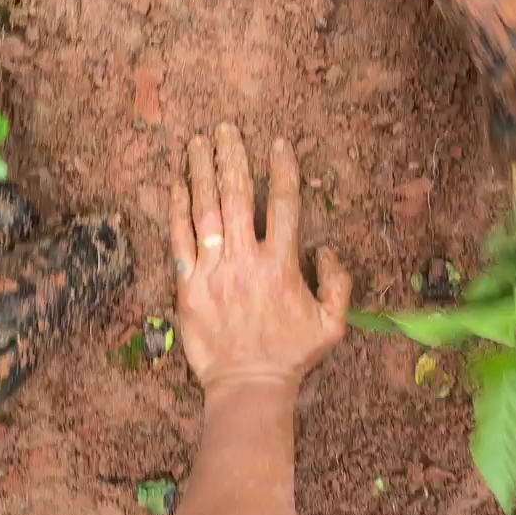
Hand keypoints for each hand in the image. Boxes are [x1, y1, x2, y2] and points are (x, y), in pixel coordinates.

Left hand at [170, 124, 351, 395]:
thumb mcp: (333, 324)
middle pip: (238, 196)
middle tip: (225, 128)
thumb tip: (328, 248)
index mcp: (281, 265)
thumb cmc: (292, 356)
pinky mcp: (187, 287)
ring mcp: (213, 271)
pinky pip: (179, 240)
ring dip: (201, 172)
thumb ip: (339, 283)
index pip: (284, 205)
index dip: (282, 171)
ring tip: (197, 142)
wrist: (248, 386)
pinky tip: (176, 183)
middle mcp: (245, 260)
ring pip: (206, 211)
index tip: (277, 144)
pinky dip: (177, 209)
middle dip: (232, 157)